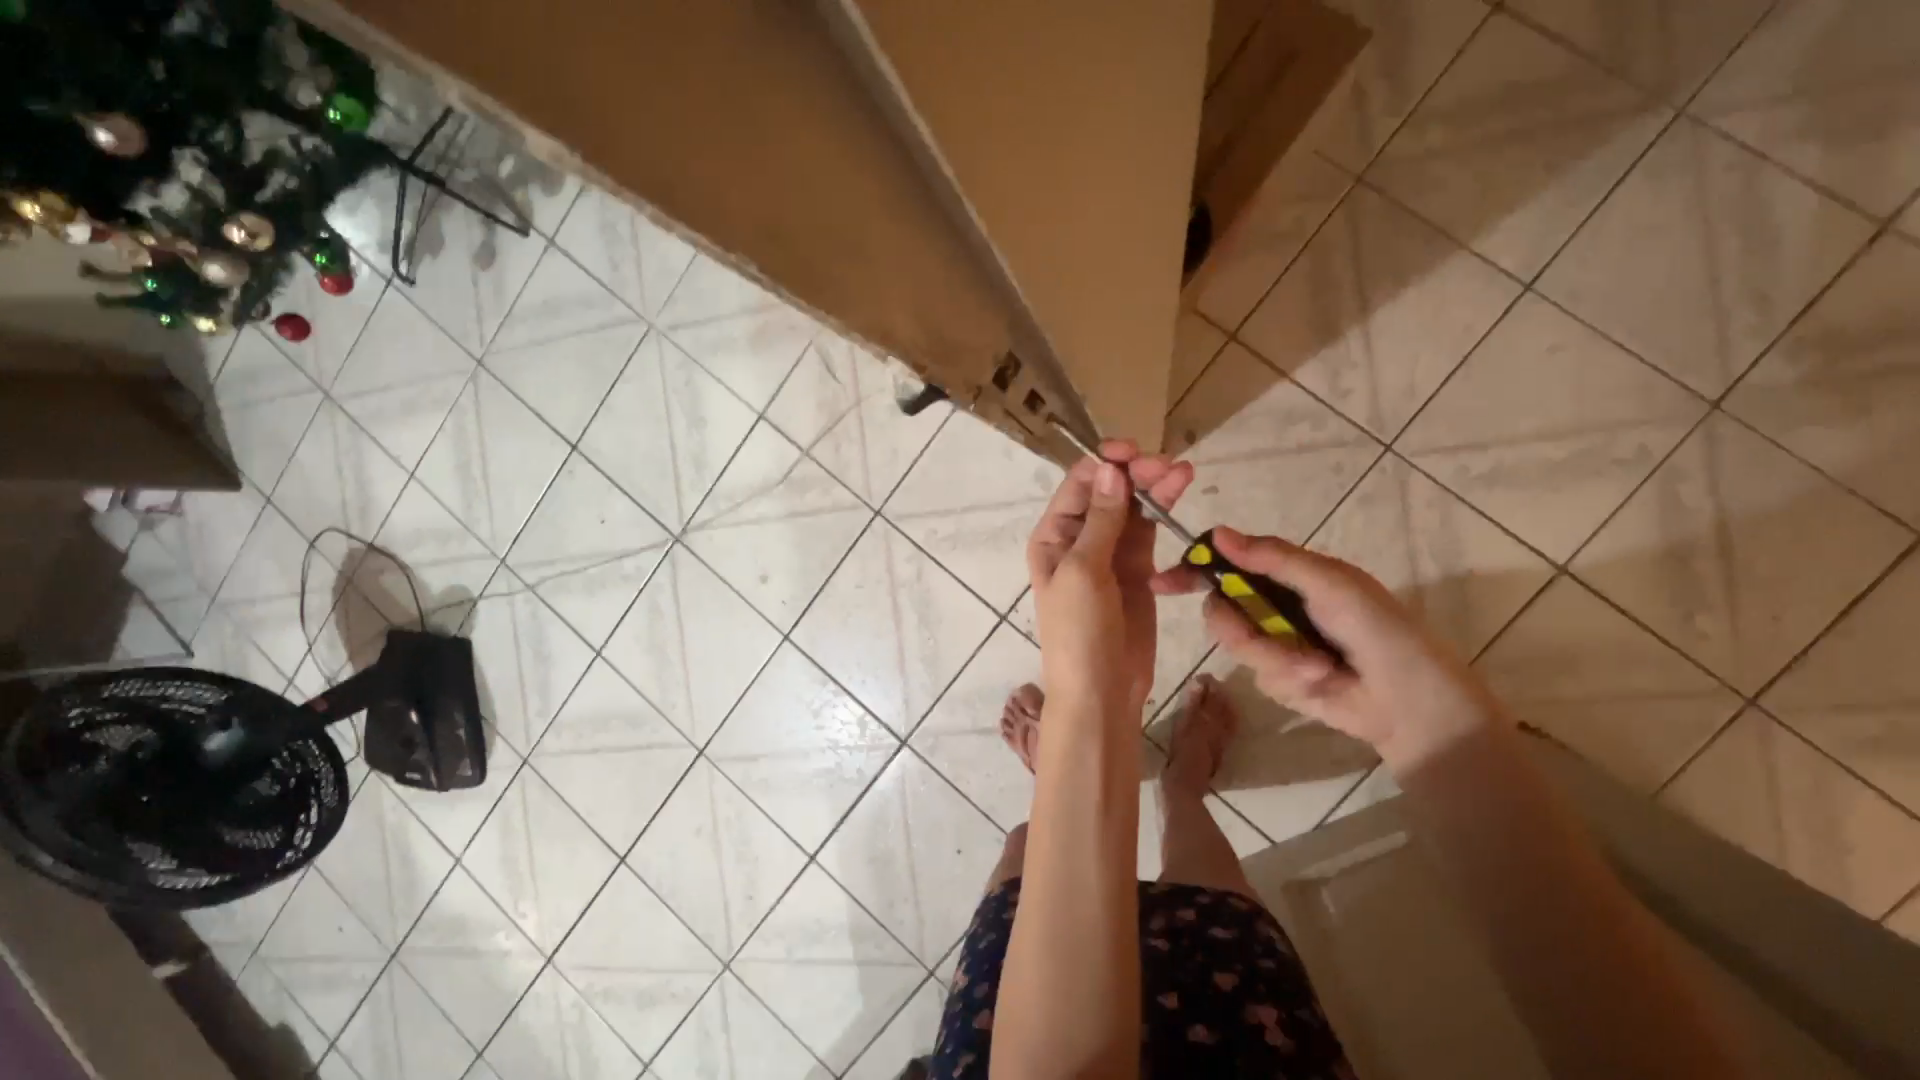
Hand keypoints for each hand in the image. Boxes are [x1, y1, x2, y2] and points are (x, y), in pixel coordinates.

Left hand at [1028, 440, 1192, 714]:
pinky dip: (1164, 509)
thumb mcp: (1083, 572)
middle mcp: (1079, 537)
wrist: (1101, 690)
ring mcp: (1110, 552)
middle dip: (1135, 473)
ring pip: (1133, 506)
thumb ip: (1101, 521)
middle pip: (1109, 491)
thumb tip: (1109, 469)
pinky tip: (1182, 489)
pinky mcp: (1137, 567)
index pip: (1079, 485)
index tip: (1134, 452)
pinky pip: (1150, 529)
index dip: (1104, 464)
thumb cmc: (1079, 632)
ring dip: (1154, 485)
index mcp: (1053, 536)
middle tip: (1167, 466)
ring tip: (1183, 471)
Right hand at [1151, 527, 1495, 756]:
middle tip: (1266, 641)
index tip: (1162, 582)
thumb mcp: (1330, 583)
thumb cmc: (1380, 630)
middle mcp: (1274, 606)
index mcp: (1287, 574)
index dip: (1193, 570)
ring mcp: (1275, 644)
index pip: (1227, 564)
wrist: (1411, 702)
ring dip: (1278, 658)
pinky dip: (1291, 680)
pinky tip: (1323, 683)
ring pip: (1237, 646)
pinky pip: (1259, 676)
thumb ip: (1274, 559)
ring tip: (1319, 669)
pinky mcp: (1279, 680)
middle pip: (1221, 609)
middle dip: (1241, 629)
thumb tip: (1219, 534)